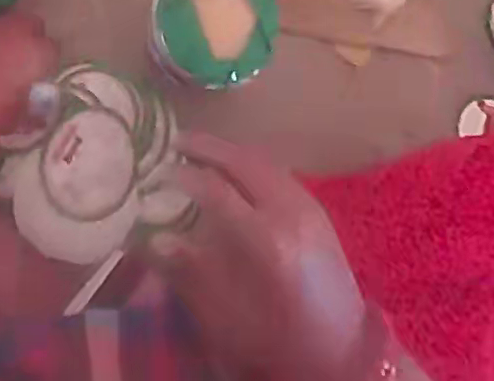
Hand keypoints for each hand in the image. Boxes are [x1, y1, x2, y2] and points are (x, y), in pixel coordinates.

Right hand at [146, 133, 369, 380]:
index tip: (161, 170)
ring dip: (228, 150)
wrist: (342, 353)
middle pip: (242, 161)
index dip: (186, 176)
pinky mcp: (316, 205)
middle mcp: (289, 210)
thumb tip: (151, 236)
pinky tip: (232, 166)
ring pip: (261, 159)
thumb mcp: (226, 316)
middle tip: (176, 141)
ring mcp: (307, 203)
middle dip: (207, 147)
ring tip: (199, 148)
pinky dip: (249, 160)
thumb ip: (188, 270)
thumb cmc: (277, 340)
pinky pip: (276, 168)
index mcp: (267, 240)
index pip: (218, 190)